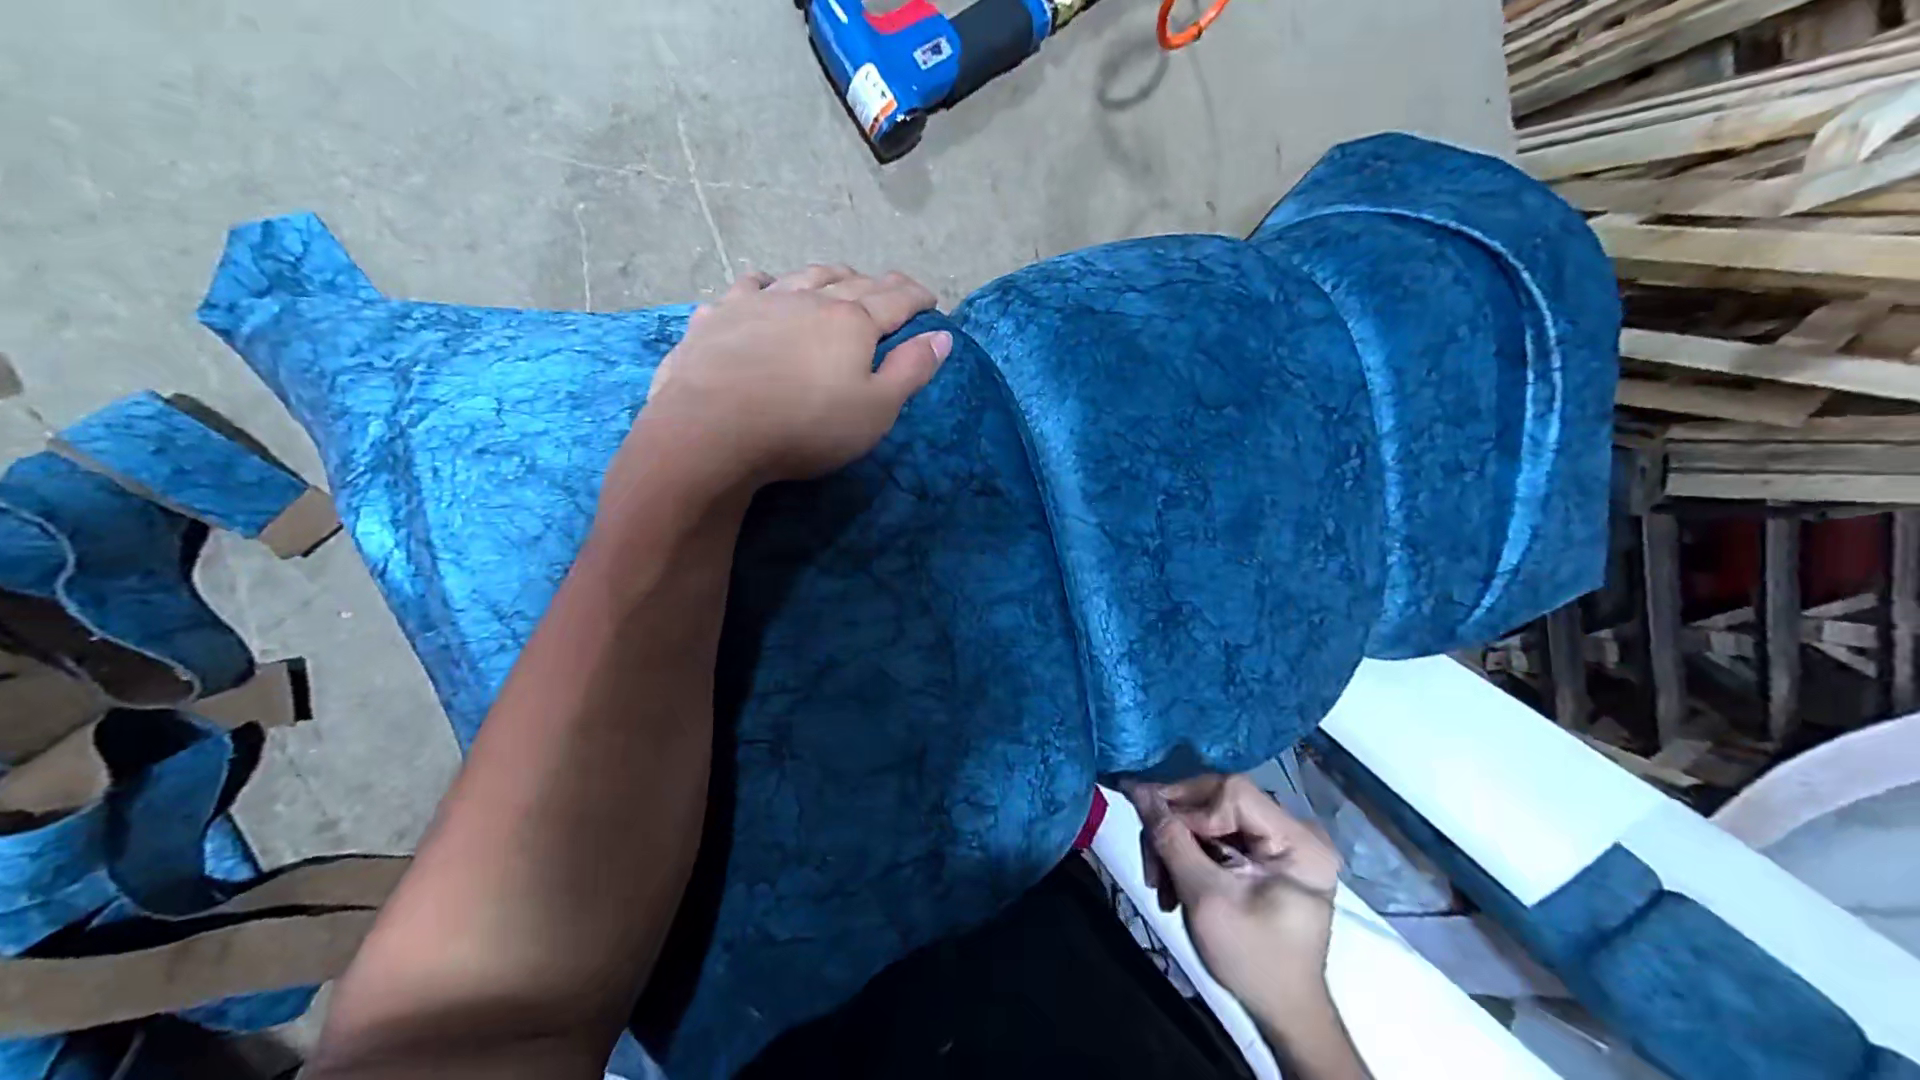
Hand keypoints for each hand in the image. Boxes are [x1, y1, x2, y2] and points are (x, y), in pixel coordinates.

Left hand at [617, 264, 951, 503]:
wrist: (711, 428)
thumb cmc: (806, 425)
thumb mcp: (875, 410)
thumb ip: (911, 371)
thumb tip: (942, 336)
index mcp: (852, 322)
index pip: (896, 300)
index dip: (917, 297)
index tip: (931, 298)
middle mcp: (809, 300)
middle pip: (852, 283)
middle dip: (878, 283)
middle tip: (892, 285)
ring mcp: (760, 303)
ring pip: (802, 276)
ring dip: (827, 274)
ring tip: (839, 275)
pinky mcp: (719, 316)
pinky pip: (747, 288)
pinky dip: (764, 284)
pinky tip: (763, 287)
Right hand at [1126, 773, 1341, 1015]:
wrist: (1282, 1012)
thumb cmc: (1252, 960)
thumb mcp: (1206, 898)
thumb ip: (1171, 839)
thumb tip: (1138, 789)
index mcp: (1299, 841)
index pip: (1233, 792)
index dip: (1189, 807)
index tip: (1155, 834)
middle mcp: (1295, 830)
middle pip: (1218, 802)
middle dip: (1176, 831)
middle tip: (1151, 866)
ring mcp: (1280, 842)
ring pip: (1210, 818)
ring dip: (1177, 846)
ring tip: (1160, 885)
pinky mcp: (1265, 854)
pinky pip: (1217, 835)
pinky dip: (1190, 855)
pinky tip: (1175, 884)